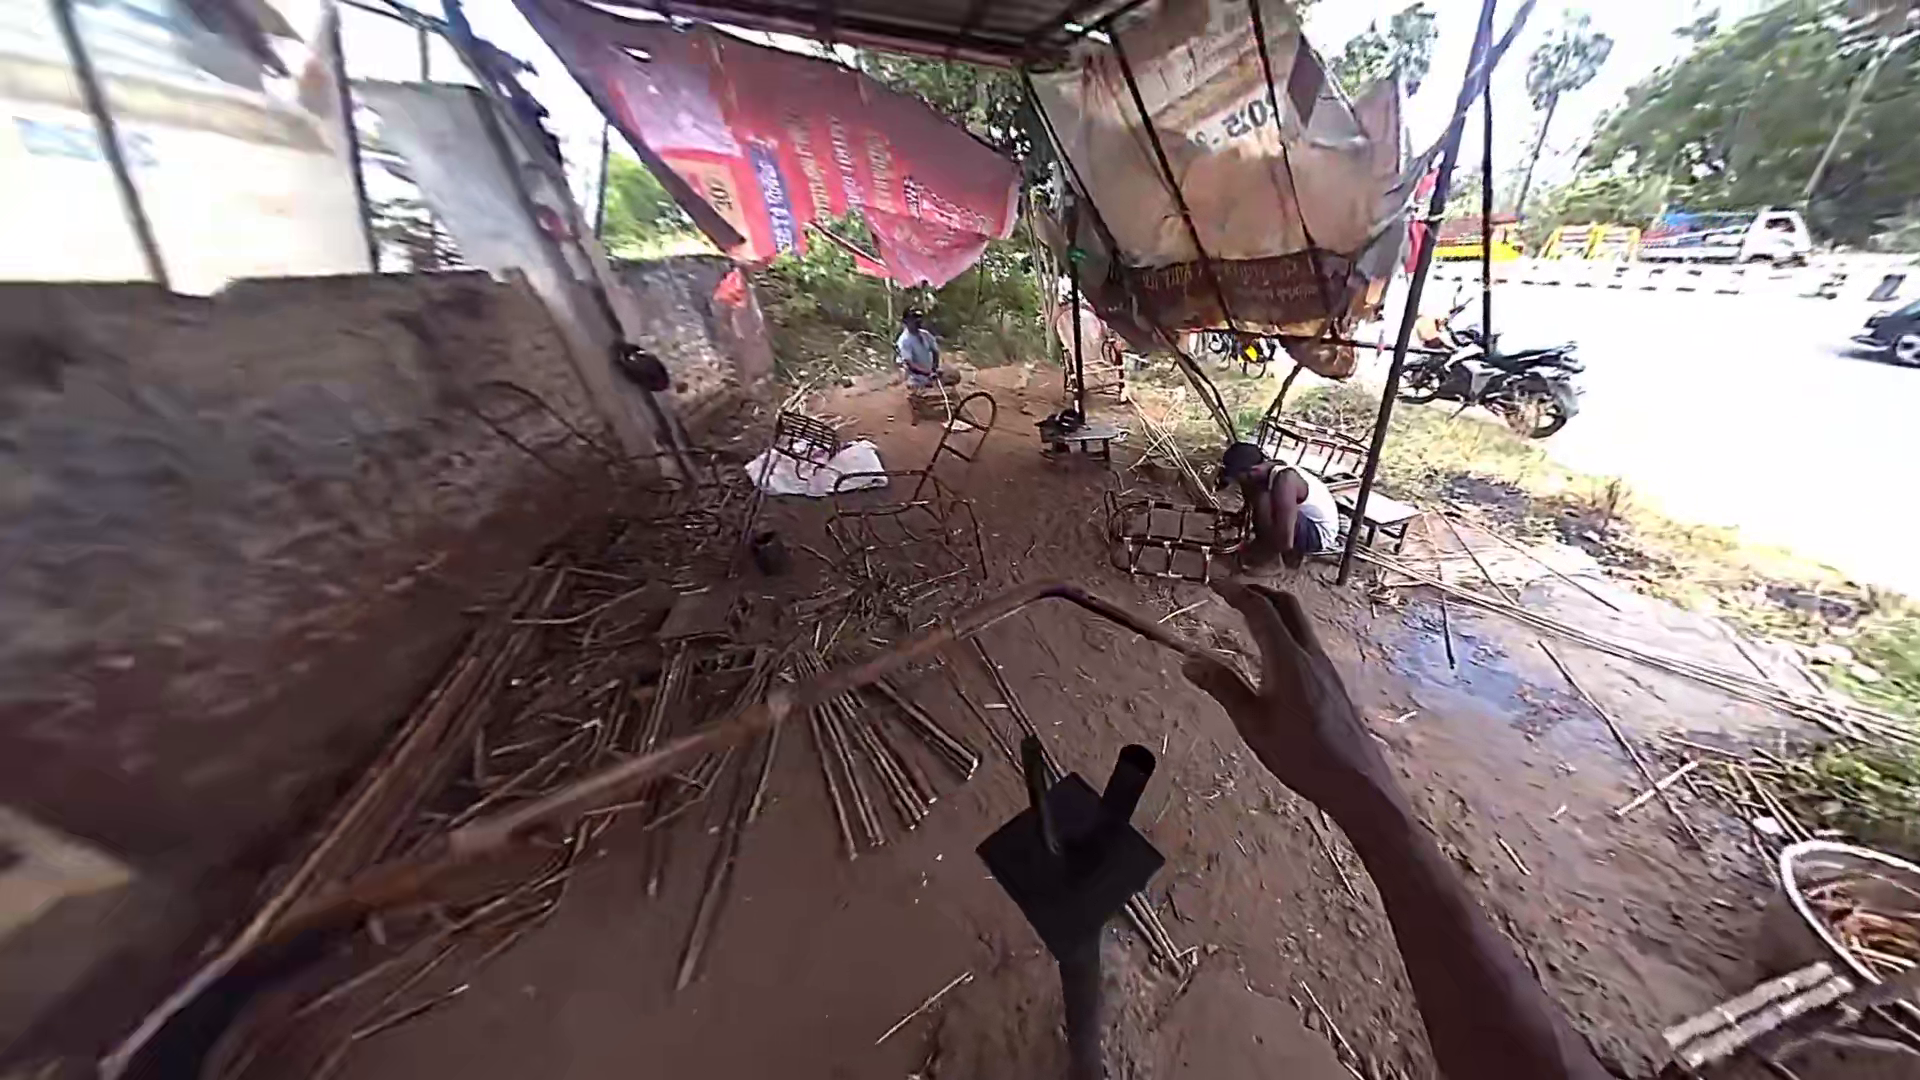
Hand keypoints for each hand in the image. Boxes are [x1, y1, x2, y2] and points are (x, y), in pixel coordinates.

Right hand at [1182, 579, 1408, 828]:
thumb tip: (1189, 661)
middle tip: (1232, 590)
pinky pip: (1304, 640)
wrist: (1359, 786)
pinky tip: (1270, 650)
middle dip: (1258, 590)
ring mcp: (1325, 668)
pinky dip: (1282, 629)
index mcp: (1287, 659)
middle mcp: (1310, 655)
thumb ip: (1222, 687)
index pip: (1260, 611)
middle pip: (1287, 606)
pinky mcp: (1331, 683)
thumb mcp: (1251, 722)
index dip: (1236, 591)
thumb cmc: (1301, 755)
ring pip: (1298, 622)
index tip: (1215, 582)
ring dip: (1272, 608)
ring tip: (1247, 613)